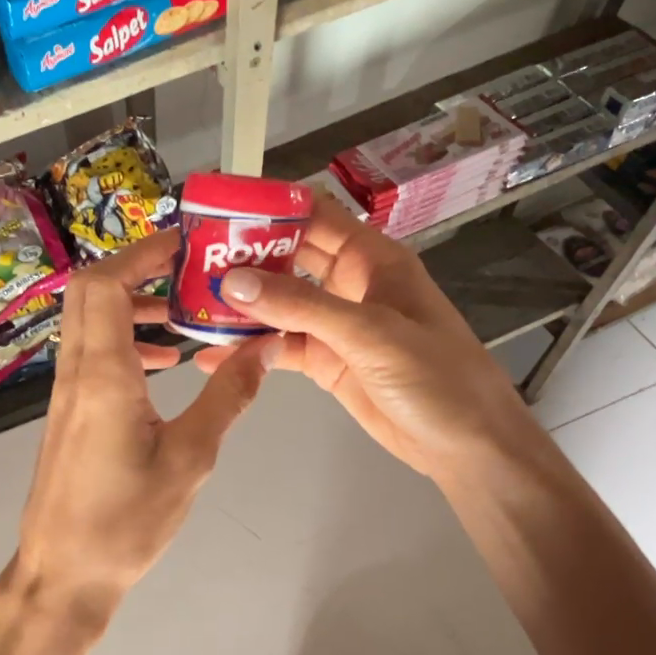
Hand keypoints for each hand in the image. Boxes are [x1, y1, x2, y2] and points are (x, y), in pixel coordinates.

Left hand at [14, 230, 274, 620]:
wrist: (64, 574)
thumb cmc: (126, 521)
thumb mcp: (191, 459)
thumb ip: (227, 396)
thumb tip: (264, 345)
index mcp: (101, 373)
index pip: (104, 283)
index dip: (141, 253)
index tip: (186, 247)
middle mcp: (75, 371)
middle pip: (89, 292)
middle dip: (138, 270)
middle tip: (189, 273)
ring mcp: (66, 392)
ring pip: (89, 322)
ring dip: (133, 307)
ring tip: (186, 317)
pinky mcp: (68, 413)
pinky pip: (92, 354)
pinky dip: (125, 342)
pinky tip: (166, 366)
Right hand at [192, 200, 545, 481]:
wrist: (467, 447)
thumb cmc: (435, 377)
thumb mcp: (369, 334)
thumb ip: (300, 306)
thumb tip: (233, 281)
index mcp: (370, 259)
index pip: (313, 215)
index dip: (268, 208)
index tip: (216, 210)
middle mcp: (349, 283)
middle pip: (288, 258)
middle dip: (243, 257)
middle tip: (189, 262)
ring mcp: (336, 325)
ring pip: (278, 304)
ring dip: (241, 305)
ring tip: (189, 306)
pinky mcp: (326, 362)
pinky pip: (280, 347)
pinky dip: (250, 350)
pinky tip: (211, 356)